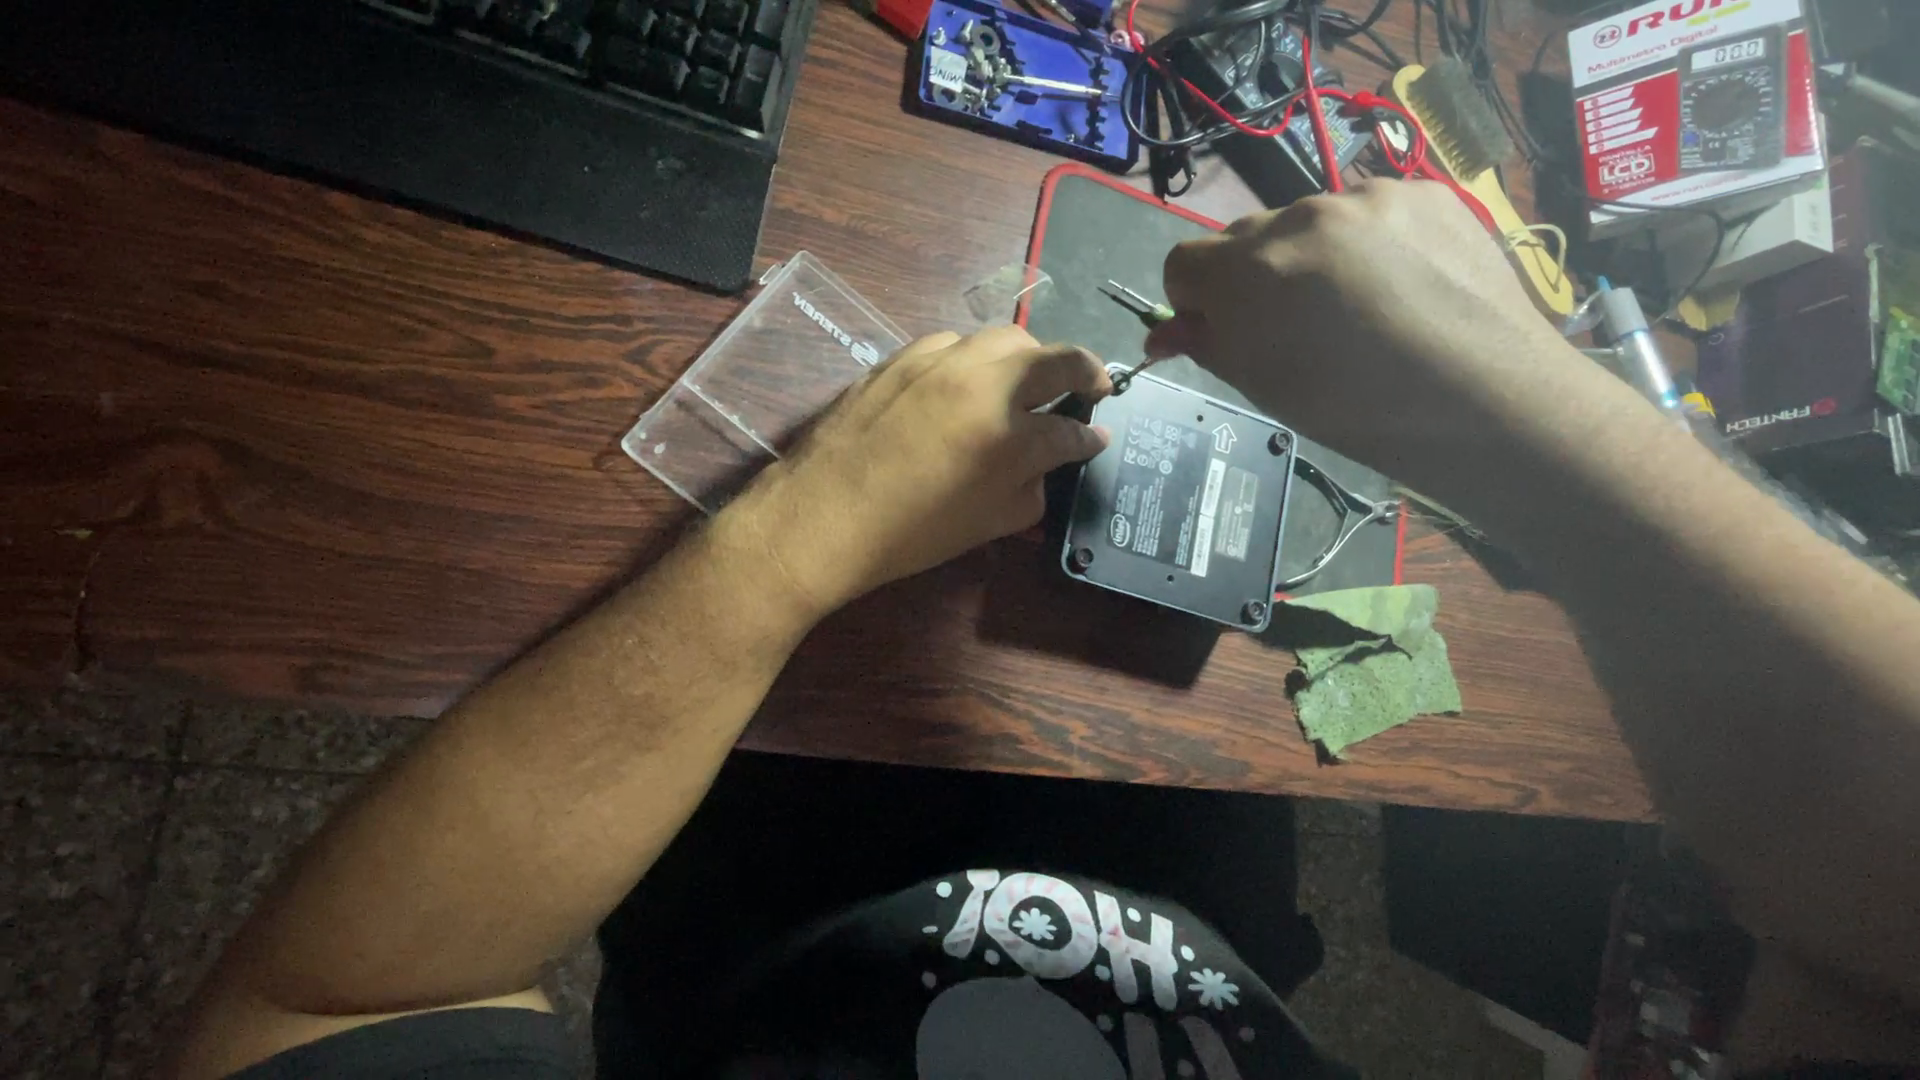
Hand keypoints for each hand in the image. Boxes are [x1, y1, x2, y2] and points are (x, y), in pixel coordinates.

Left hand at [721, 326, 1111, 614]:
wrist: (821, 516)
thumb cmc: (908, 535)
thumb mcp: (987, 524)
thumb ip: (1033, 487)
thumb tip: (1055, 461)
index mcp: (1008, 436)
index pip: (1068, 428)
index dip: (1088, 436)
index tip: (1095, 438)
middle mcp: (980, 384)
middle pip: (1051, 356)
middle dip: (1081, 369)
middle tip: (1088, 385)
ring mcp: (937, 363)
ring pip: (1001, 338)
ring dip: (1026, 357)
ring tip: (1026, 380)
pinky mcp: (899, 357)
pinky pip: (951, 343)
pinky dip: (973, 358)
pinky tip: (965, 381)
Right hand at [1146, 179, 1575, 484]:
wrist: (1482, 399)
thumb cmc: (1353, 409)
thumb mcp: (1262, 385)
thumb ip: (1206, 344)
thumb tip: (1163, 333)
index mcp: (1247, 270)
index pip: (1183, 262)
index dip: (1194, 301)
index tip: (1225, 332)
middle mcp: (1298, 216)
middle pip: (1244, 238)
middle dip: (1252, 277)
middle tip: (1295, 327)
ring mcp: (1366, 196)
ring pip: (1308, 222)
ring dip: (1311, 257)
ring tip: (1360, 308)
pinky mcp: (1423, 191)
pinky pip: (1369, 211)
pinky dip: (1369, 244)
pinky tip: (1403, 287)